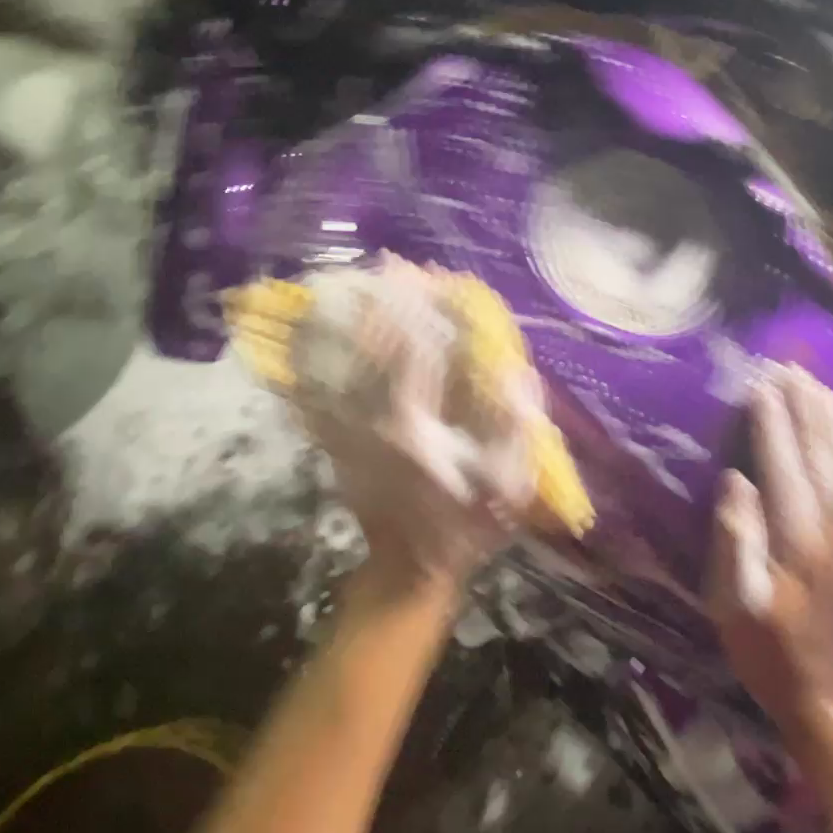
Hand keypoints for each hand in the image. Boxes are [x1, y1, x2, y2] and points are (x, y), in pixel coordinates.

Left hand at [296, 280, 539, 587]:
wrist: (409, 567)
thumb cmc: (467, 526)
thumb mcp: (510, 489)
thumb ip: (517, 431)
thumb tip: (519, 374)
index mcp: (417, 428)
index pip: (412, 352)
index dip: (416, 308)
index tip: (423, 274)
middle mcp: (372, 422)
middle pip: (368, 347)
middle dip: (380, 301)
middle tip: (388, 264)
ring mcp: (345, 433)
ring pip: (337, 363)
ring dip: (345, 320)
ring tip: (349, 282)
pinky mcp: (332, 443)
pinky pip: (315, 393)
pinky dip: (314, 359)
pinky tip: (314, 333)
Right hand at [708, 364, 832, 722]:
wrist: (811, 685)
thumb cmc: (762, 643)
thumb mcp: (734, 601)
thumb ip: (736, 539)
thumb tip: (735, 481)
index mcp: (797, 534)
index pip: (785, 463)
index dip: (772, 420)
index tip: (759, 380)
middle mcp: (827, 523)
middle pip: (819, 450)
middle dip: (802, 404)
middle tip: (784, 364)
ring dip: (825, 415)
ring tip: (811, 379)